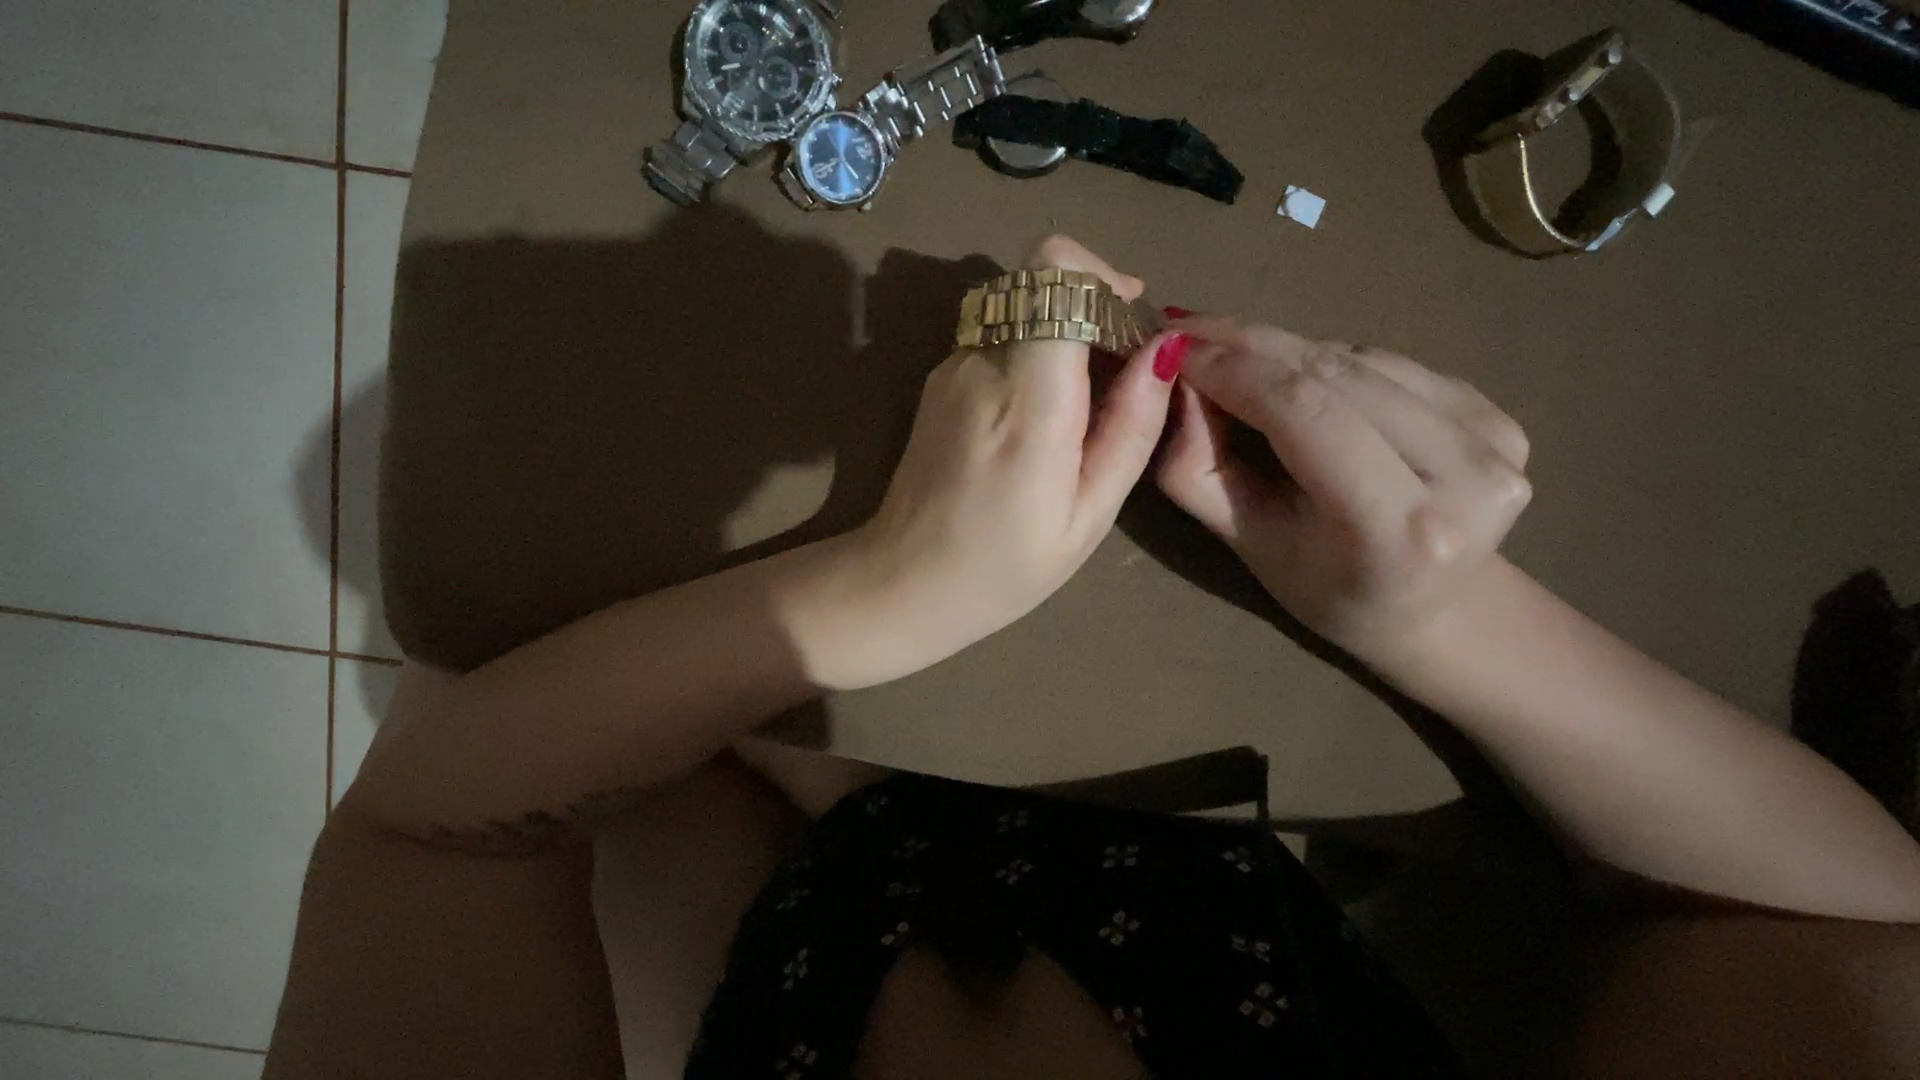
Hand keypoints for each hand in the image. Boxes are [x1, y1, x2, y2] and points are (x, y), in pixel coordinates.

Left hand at [825, 236, 1185, 688]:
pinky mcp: (938, 380)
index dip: (1102, 276)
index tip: (1132, 320)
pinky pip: (996, 334)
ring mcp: (951, 367)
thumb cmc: (1004, 567)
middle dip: (1090, 304)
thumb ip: (1131, 427)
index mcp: (1028, 398)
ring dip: (1061, 328)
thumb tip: (1163, 349)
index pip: (1055, 269)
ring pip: (1017, 303)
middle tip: (1120, 366)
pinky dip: (1031, 350)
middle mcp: (981, 364)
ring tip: (1085, 397)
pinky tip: (1044, 411)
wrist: (903, 581)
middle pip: (1038, 279)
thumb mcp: (1089, 515)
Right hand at [1155, 317, 1531, 671]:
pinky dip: (1331, 363)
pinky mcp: (1503, 416)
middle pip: (1335, 374)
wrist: (1426, 607)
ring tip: (1236, 362)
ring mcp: (1494, 441)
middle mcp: (1466, 478)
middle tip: (1188, 331)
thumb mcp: (1241, 541)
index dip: (1232, 368)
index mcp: (1397, 530)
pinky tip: (1303, 383)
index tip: (1172, 345)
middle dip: (1250, 345)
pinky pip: (1391, 365)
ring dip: (1286, 351)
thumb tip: (1173, 375)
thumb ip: (1194, 467)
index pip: (1304, 413)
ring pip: (1361, 359)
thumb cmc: (1319, 585)